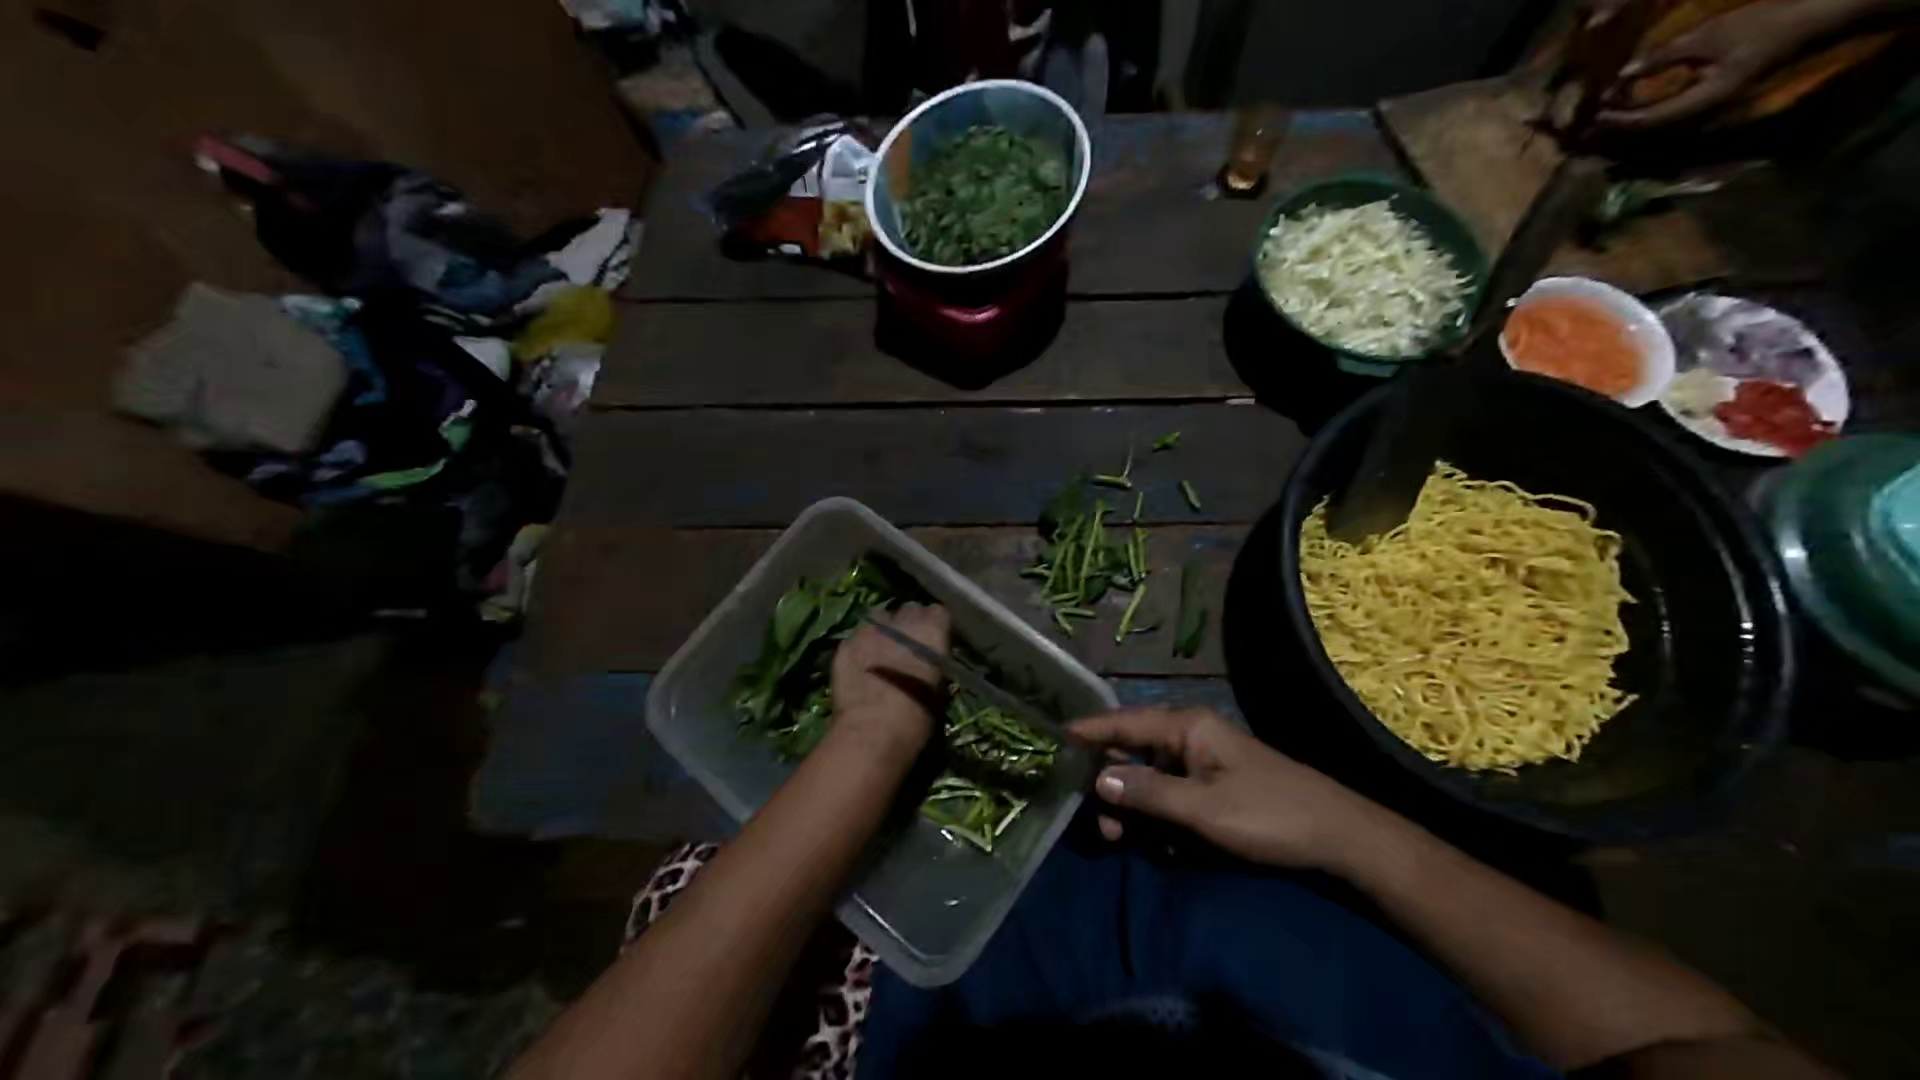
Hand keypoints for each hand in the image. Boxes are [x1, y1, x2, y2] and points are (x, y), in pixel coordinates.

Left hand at [830, 604, 950, 748]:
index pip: (938, 612)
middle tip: (911, 644)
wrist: (871, 733)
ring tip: (883, 650)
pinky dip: (862, 646)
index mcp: (931, 631)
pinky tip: (861, 665)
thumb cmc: (916, 718)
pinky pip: (857, 637)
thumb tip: (931, 663)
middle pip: (910, 609)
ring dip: (885, 629)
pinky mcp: (845, 644)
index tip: (935, 639)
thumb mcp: (940, 691)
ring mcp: (869, 630)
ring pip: (880, 617)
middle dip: (911, 623)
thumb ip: (936, 665)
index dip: (937, 625)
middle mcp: (901, 622)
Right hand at [1067, 707, 1384, 870]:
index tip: (1054, 737)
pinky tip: (1157, 842)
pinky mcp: (1211, 787)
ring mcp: (1200, 763)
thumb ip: (1148, 793)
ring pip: (1148, 778)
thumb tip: (1097, 779)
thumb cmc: (1269, 814)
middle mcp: (1188, 738)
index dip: (1089, 730)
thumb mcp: (1204, 809)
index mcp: (1187, 728)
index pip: (1124, 722)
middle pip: (1132, 753)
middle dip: (1109, 784)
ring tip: (1118, 838)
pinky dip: (1156, 816)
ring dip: (1131, 806)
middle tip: (1092, 819)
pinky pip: (1169, 795)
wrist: (1338, 837)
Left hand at [1598, 0, 1819, 127]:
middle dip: (1615, 128)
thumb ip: (1664, 57)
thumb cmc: (1768, 24)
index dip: (1616, 119)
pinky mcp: (1709, 103)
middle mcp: (1701, 115)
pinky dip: (1645, 113)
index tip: (1592, 114)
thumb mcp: (1709, 37)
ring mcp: (1706, 111)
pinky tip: (1629, 107)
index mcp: (1702, 103)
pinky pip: (1668, 116)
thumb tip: (1623, 76)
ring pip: (1655, 126)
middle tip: (1585, 124)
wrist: (1818, 22)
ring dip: (1627, 123)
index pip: (1647, 120)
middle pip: (1646, 130)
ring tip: (1600, 118)